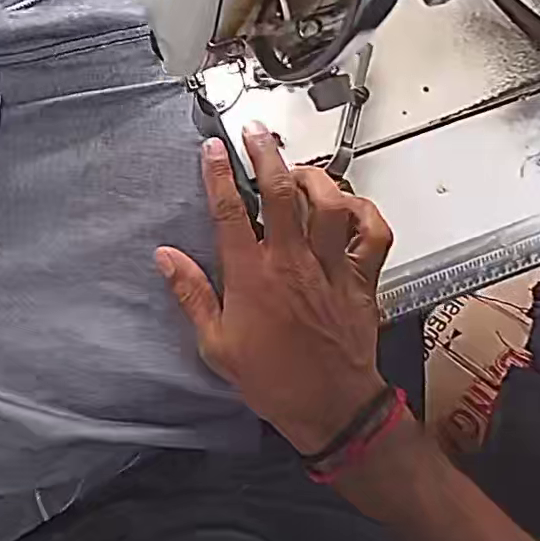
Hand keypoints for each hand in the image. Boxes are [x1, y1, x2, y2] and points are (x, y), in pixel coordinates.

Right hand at [155, 121, 394, 453]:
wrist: (330, 407)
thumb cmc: (272, 378)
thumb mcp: (216, 343)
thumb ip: (191, 294)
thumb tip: (166, 258)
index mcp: (252, 276)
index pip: (230, 211)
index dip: (219, 173)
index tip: (213, 149)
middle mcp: (292, 262)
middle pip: (281, 192)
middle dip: (266, 154)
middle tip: (256, 133)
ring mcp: (330, 267)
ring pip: (329, 204)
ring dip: (313, 177)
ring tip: (297, 168)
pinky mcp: (361, 278)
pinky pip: (374, 234)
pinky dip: (364, 211)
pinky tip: (348, 204)